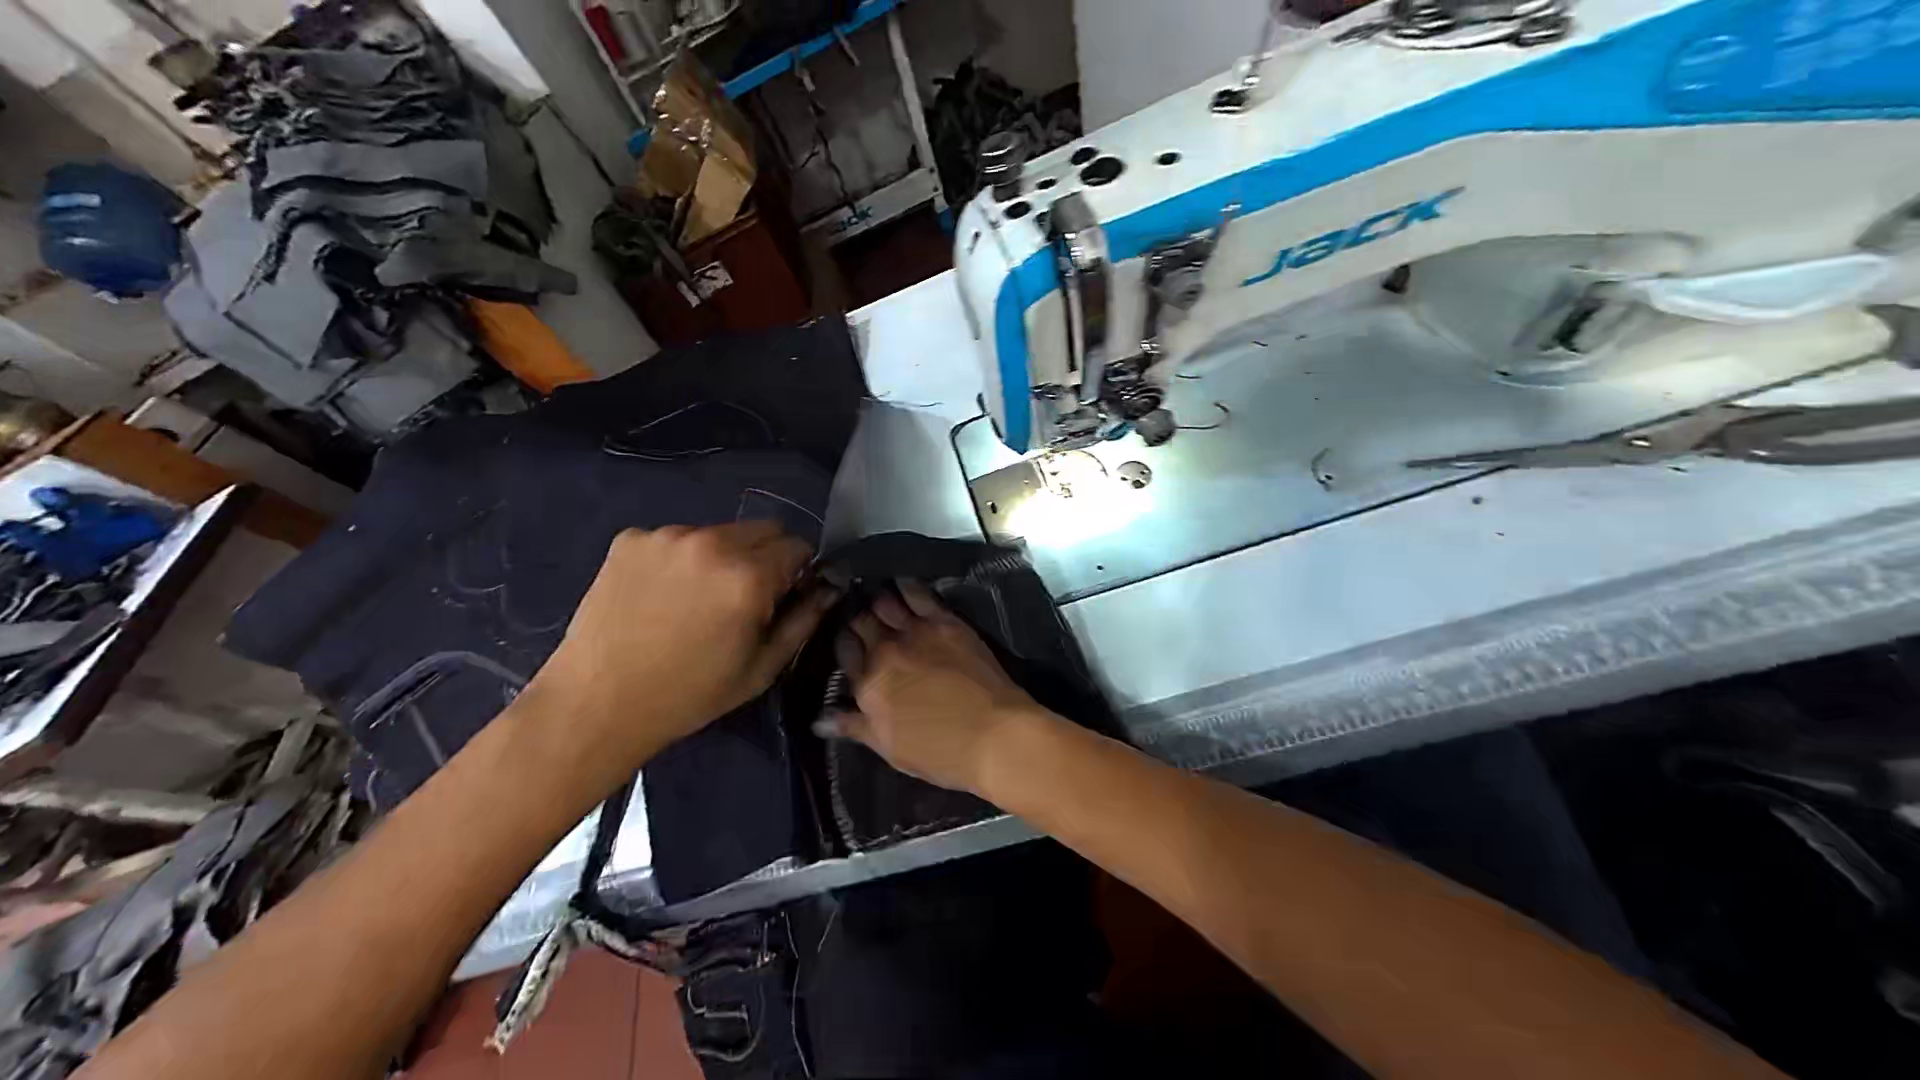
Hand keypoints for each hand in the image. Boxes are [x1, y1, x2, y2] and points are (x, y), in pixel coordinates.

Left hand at [524, 523, 837, 771]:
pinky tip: (662, 595)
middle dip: (766, 556)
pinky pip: (676, 539)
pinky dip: (680, 560)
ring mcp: (666, 536)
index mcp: (748, 576)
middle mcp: (711, 542)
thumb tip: (828, 589)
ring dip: (722, 557)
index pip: (798, 545)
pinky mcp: (630, 539)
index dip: (800, 570)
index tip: (787, 593)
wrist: (597, 703)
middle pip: (762, 529)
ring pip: (718, 533)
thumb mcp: (761, 668)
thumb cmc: (690, 694)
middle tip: (745, 597)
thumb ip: (803, 621)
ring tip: (697, 599)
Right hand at [827, 581, 1054, 794]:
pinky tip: (902, 580)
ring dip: (878, 600)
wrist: (994, 734)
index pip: (844, 652)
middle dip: (859, 620)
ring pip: (884, 603)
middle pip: (861, 623)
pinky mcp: (945, 621)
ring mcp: (915, 632)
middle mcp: (884, 651)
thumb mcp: (888, 748)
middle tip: (864, 620)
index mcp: (866, 685)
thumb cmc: (940, 752)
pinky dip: (907, 585)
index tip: (850, 643)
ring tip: (877, 597)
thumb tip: (820, 719)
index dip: (845, 645)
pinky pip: (918, 594)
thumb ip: (853, 727)